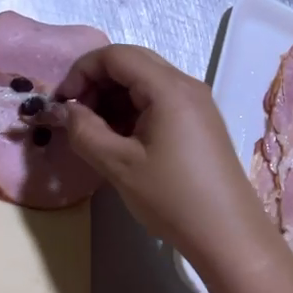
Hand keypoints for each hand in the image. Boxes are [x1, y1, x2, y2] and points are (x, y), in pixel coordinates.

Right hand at [53, 45, 283, 278]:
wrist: (229, 237)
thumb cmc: (173, 198)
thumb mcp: (119, 165)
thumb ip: (84, 131)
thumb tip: (65, 111)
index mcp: (168, 87)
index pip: (115, 55)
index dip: (82, 71)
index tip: (63, 103)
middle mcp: (185, 84)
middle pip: (131, 62)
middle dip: (97, 82)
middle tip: (77, 115)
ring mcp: (196, 102)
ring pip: (144, 80)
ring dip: (114, 97)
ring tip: (96, 132)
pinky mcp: (199, 121)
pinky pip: (159, 98)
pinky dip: (133, 109)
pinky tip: (121, 139)